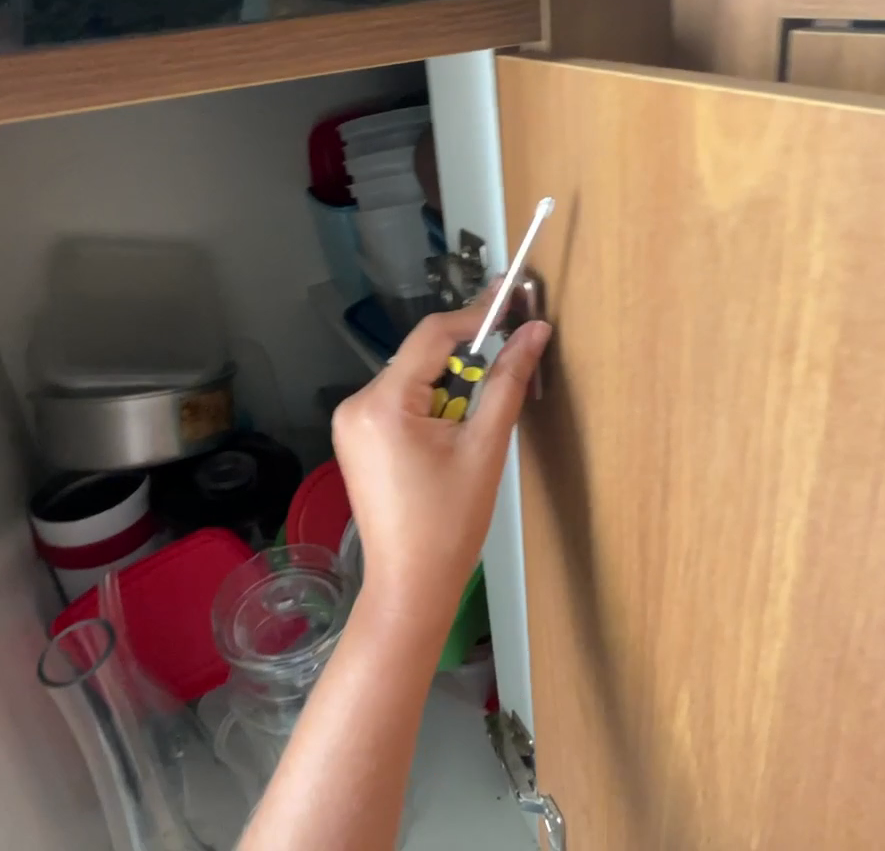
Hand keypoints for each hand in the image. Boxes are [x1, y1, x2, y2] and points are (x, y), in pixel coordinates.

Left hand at [331, 295, 551, 627]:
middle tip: (507, 363)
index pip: (432, 335)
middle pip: (420, 358)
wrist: (410, 584)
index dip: (475, 315)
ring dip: (448, 387)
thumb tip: (534, 331)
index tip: (512, 300)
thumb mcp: (485, 446)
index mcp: (383, 403)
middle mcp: (356, 404)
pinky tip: (448, 438)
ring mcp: (350, 422)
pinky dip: (429, 405)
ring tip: (472, 428)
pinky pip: (398, 402)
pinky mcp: (355, 439)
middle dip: (464, 360)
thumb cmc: (450, 522)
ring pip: (411, 380)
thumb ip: (508, 381)